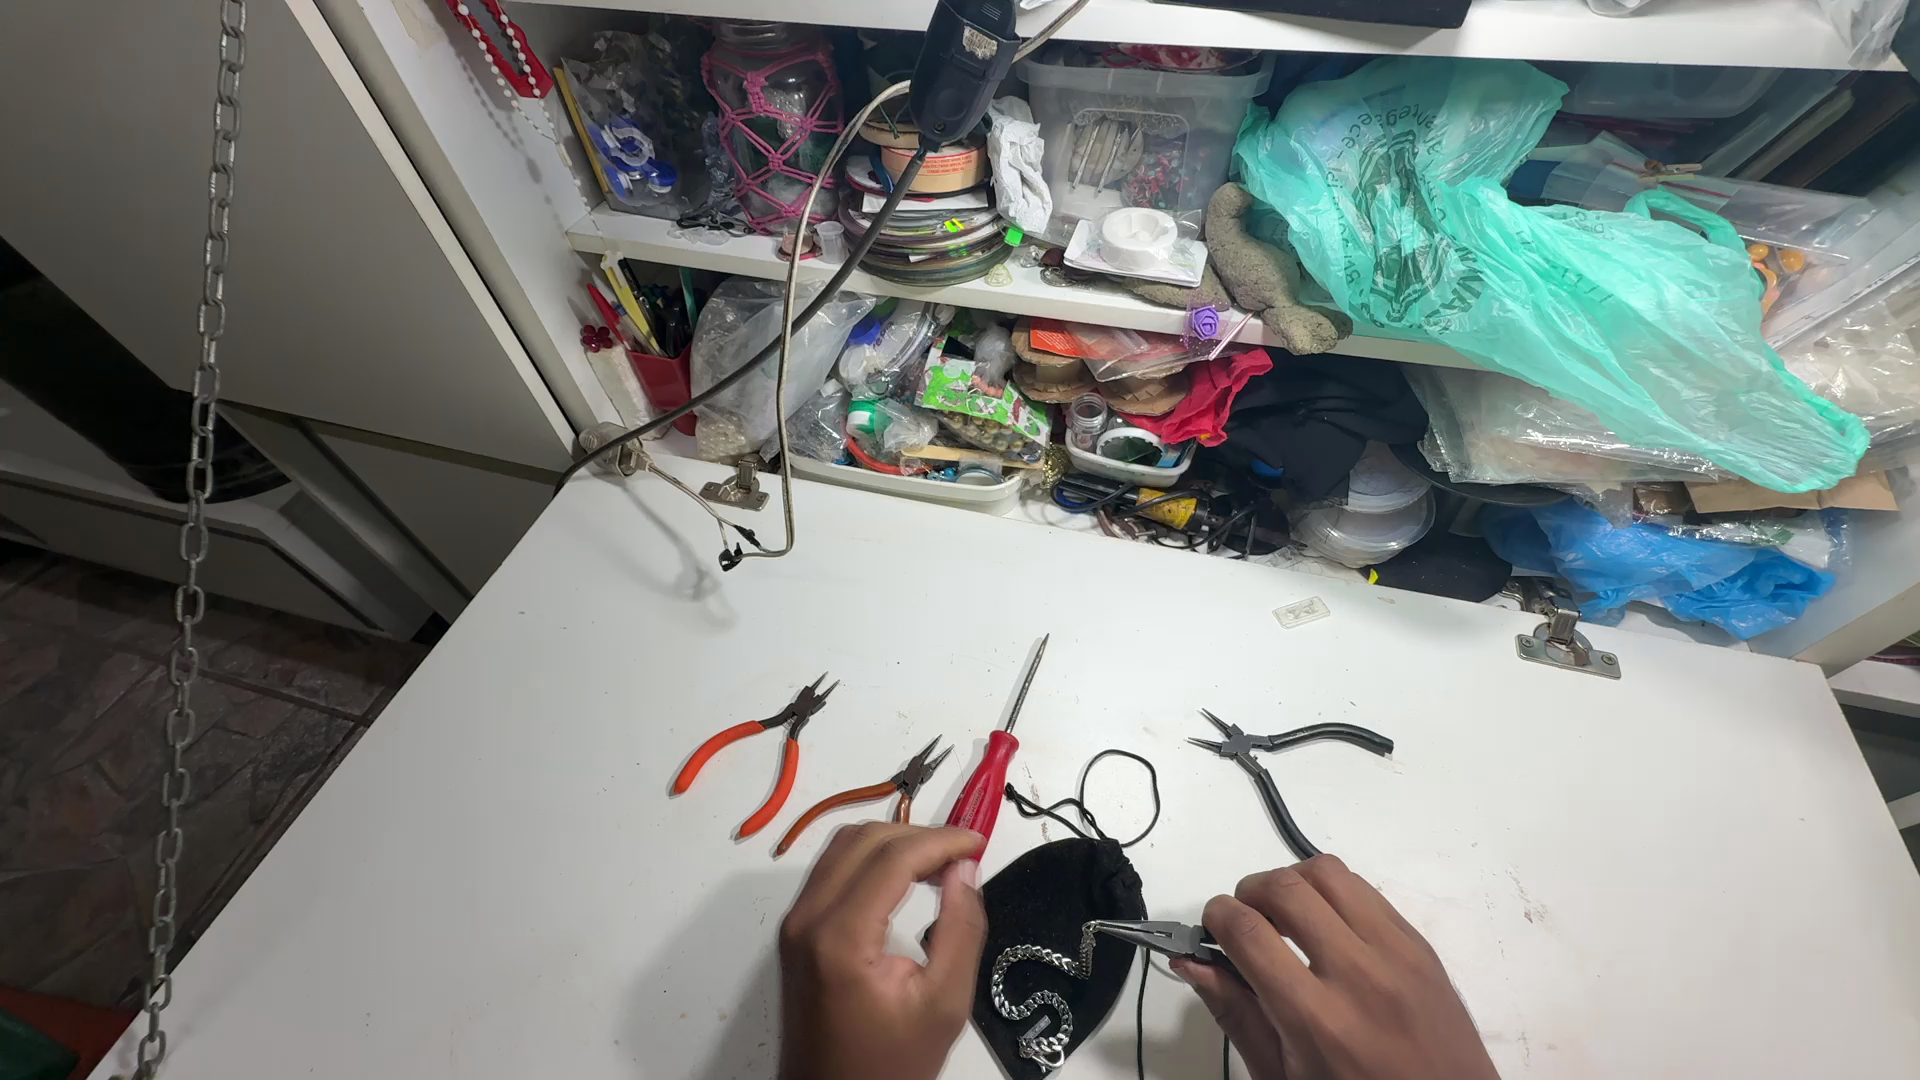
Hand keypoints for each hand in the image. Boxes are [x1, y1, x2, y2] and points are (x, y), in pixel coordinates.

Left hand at [778, 824, 987, 1079]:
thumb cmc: (890, 1065)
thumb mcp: (944, 1005)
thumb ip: (961, 928)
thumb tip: (966, 867)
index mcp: (840, 938)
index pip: (893, 858)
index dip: (941, 840)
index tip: (978, 842)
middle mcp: (808, 917)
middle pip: (867, 840)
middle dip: (920, 836)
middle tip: (962, 855)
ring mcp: (795, 920)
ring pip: (846, 843)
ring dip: (895, 840)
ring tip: (938, 861)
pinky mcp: (795, 926)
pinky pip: (834, 865)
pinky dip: (872, 856)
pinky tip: (905, 874)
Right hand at [1175, 855, 1499, 1079]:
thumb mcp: (1281, 1078)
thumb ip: (1234, 1012)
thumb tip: (1188, 959)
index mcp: (1319, 1022)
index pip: (1247, 931)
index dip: (1216, 917)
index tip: (1212, 931)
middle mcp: (1360, 977)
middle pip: (1283, 888)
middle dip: (1247, 893)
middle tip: (1245, 923)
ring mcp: (1398, 955)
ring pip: (1324, 871)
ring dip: (1290, 883)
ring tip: (1285, 918)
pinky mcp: (1420, 944)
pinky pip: (1362, 886)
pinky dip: (1329, 892)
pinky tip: (1324, 925)